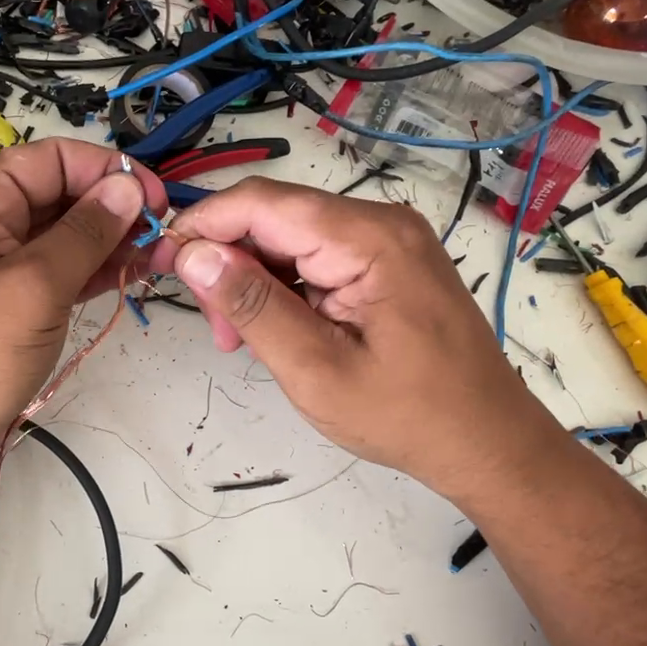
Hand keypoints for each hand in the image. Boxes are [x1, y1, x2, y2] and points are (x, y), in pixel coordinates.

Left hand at [0, 139, 166, 472]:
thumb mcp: (34, 287)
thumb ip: (84, 233)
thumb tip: (128, 188)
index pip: (47, 160)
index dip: (103, 169)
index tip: (151, 195)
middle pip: (57, 194)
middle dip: (110, 206)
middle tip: (161, 231)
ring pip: (63, 234)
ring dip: (108, 239)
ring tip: (156, 254)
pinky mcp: (12, 300)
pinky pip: (58, 269)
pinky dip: (92, 269)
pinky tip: (129, 273)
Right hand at [151, 178, 569, 498]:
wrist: (486, 443)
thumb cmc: (406, 415)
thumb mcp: (314, 368)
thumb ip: (252, 307)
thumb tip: (193, 254)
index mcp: (369, 239)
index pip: (262, 202)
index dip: (201, 224)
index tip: (159, 261)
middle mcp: (378, 224)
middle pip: (272, 217)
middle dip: (227, 263)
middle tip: (213, 329)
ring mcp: (384, 242)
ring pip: (286, 240)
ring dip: (249, 282)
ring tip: (239, 340)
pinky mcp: (382, 264)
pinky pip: (311, 259)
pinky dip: (278, 291)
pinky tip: (271, 330)